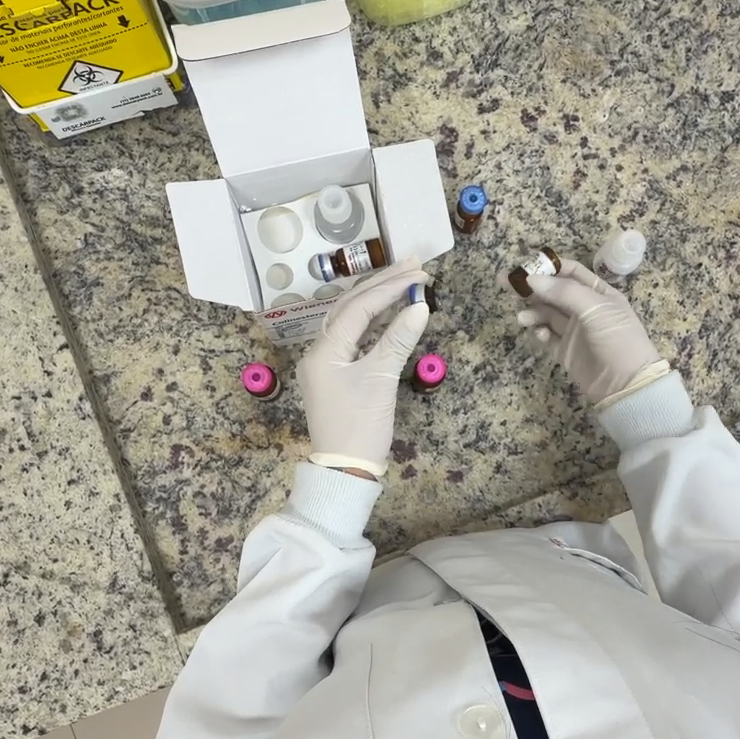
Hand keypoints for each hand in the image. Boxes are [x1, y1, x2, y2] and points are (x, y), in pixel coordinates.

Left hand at [299, 259, 431, 476]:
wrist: (346, 472)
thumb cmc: (360, 427)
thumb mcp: (380, 381)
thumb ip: (398, 340)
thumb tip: (420, 306)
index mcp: (323, 350)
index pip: (358, 308)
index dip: (389, 288)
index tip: (419, 274)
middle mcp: (318, 352)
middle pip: (350, 308)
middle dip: (382, 285)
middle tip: (415, 266)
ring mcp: (325, 365)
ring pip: (351, 322)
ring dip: (378, 301)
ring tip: (406, 282)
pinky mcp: (336, 377)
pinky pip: (354, 340)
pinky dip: (374, 324)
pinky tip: (391, 313)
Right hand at [510, 260, 666, 406]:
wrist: (626, 384)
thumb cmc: (617, 339)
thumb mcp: (595, 308)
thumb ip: (563, 292)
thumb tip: (530, 279)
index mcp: (597, 292)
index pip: (570, 272)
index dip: (548, 267)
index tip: (524, 267)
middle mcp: (584, 309)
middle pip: (552, 292)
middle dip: (530, 288)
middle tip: (504, 284)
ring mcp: (573, 331)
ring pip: (546, 314)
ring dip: (532, 312)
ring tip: (521, 318)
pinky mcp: (565, 351)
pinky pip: (546, 337)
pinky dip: (539, 333)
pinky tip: (539, 335)